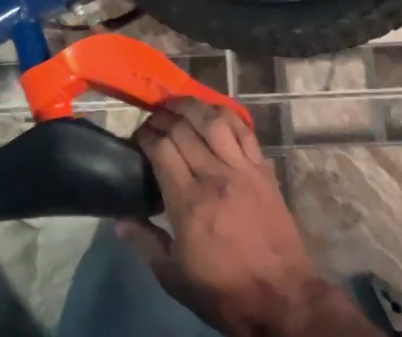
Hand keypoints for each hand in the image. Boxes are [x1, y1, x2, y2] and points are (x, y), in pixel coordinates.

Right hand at [121, 98, 379, 336]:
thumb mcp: (174, 278)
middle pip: (184, 129)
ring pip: (215, 121)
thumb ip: (145, 243)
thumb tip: (119, 220)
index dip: (145, 135)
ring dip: (193, 106)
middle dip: (164, 117)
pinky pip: (245, 131)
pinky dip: (228, 115)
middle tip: (153, 118)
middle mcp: (215, 177)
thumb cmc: (224, 292)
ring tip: (179, 103)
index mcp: (188, 203)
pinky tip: (215, 113)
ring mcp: (243, 170)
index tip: (137, 135)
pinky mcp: (264, 171)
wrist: (282, 299)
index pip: (162, 149)